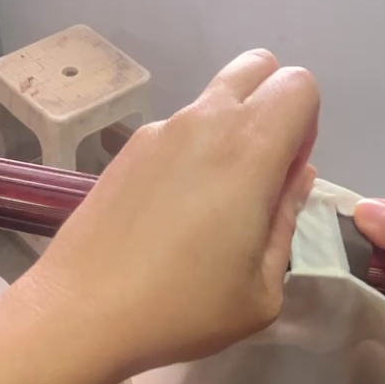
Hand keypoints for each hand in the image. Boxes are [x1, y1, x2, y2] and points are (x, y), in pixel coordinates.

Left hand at [27, 50, 319, 382]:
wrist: (81, 314)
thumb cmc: (180, 311)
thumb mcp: (259, 292)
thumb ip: (286, 225)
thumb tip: (294, 181)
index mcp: (248, 148)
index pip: (299, 87)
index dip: (304, 130)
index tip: (282, 182)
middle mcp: (201, 122)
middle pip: (255, 69)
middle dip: (269, 109)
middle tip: (254, 179)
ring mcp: (154, 134)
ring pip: (208, 105)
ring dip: (222, 138)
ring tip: (201, 213)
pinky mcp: (120, 156)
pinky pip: (169, 137)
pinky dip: (182, 160)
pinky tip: (162, 222)